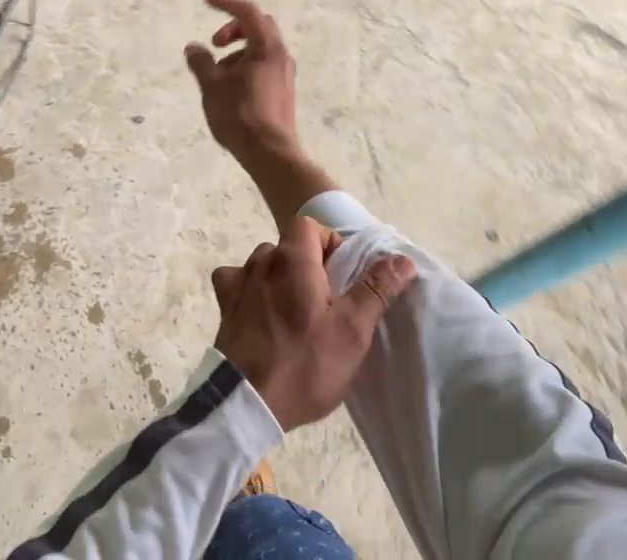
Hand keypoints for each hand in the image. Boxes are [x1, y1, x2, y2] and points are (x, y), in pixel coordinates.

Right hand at [185, 0, 336, 223]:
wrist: (270, 153)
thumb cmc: (239, 115)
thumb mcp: (212, 86)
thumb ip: (201, 62)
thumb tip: (193, 48)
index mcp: (266, 48)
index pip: (248, 13)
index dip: (227, 3)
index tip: (207, 1)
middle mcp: (281, 56)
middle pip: (259, 26)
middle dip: (233, 28)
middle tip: (214, 43)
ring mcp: (285, 74)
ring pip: (261, 48)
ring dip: (237, 51)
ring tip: (217, 75)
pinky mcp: (283, 90)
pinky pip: (263, 65)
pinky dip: (245, 65)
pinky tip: (229, 89)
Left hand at [211, 215, 418, 430]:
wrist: (248, 401)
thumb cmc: (306, 363)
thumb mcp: (352, 329)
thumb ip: (376, 289)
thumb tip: (402, 259)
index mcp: (292, 259)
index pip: (310, 226)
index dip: (330, 244)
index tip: (343, 277)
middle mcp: (260, 261)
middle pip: (288, 247)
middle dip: (309, 265)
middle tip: (327, 302)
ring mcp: (237, 283)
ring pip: (264, 264)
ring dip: (281, 279)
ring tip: (297, 313)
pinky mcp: (224, 306)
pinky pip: (238, 283)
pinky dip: (251, 290)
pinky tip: (262, 313)